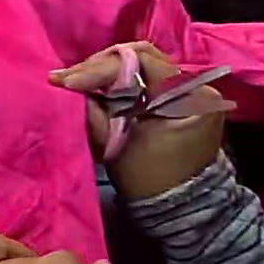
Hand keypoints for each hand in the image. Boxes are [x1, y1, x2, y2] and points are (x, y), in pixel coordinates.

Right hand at [50, 42, 226, 199]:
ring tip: (76, 79)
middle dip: (100, 65)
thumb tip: (73, 87)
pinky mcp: (181, 95)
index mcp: (189, 97)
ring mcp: (191, 88)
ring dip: (109, 69)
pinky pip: (148, 76)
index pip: (141, 62)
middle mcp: (197, 85)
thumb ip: (96, 113)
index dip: (99, 68)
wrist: (180, 208)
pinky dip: (121, 78)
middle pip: (142, 55)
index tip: (66, 81)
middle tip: (68, 78)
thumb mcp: (117, 149)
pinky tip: (95, 84)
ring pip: (144, 62)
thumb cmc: (149, 183)